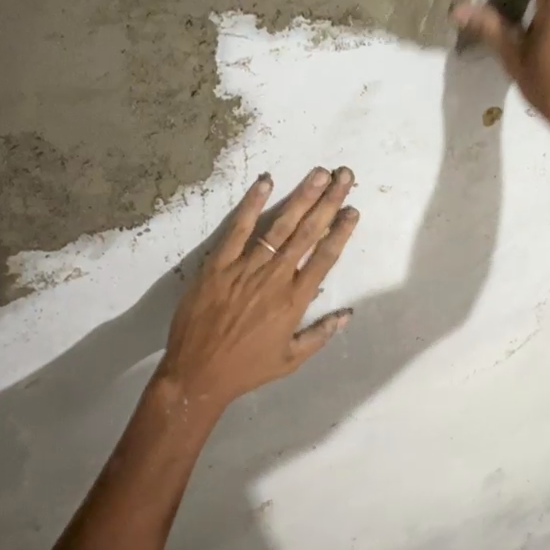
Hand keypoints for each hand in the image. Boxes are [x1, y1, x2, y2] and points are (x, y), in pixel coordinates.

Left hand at [157, 167, 358, 409]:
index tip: (353, 210)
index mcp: (294, 301)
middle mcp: (274, 278)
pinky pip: (238, 229)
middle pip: (307, 232)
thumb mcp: (290, 360)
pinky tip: (266, 182)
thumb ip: (320, 334)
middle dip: (328, 202)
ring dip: (301, 197)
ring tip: (319, 174)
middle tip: (343, 176)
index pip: (324, 258)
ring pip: (279, 225)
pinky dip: (252, 204)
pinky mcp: (218, 264)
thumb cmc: (245, 368)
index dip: (340, 232)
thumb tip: (347, 314)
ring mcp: (246, 267)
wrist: (196, 374)